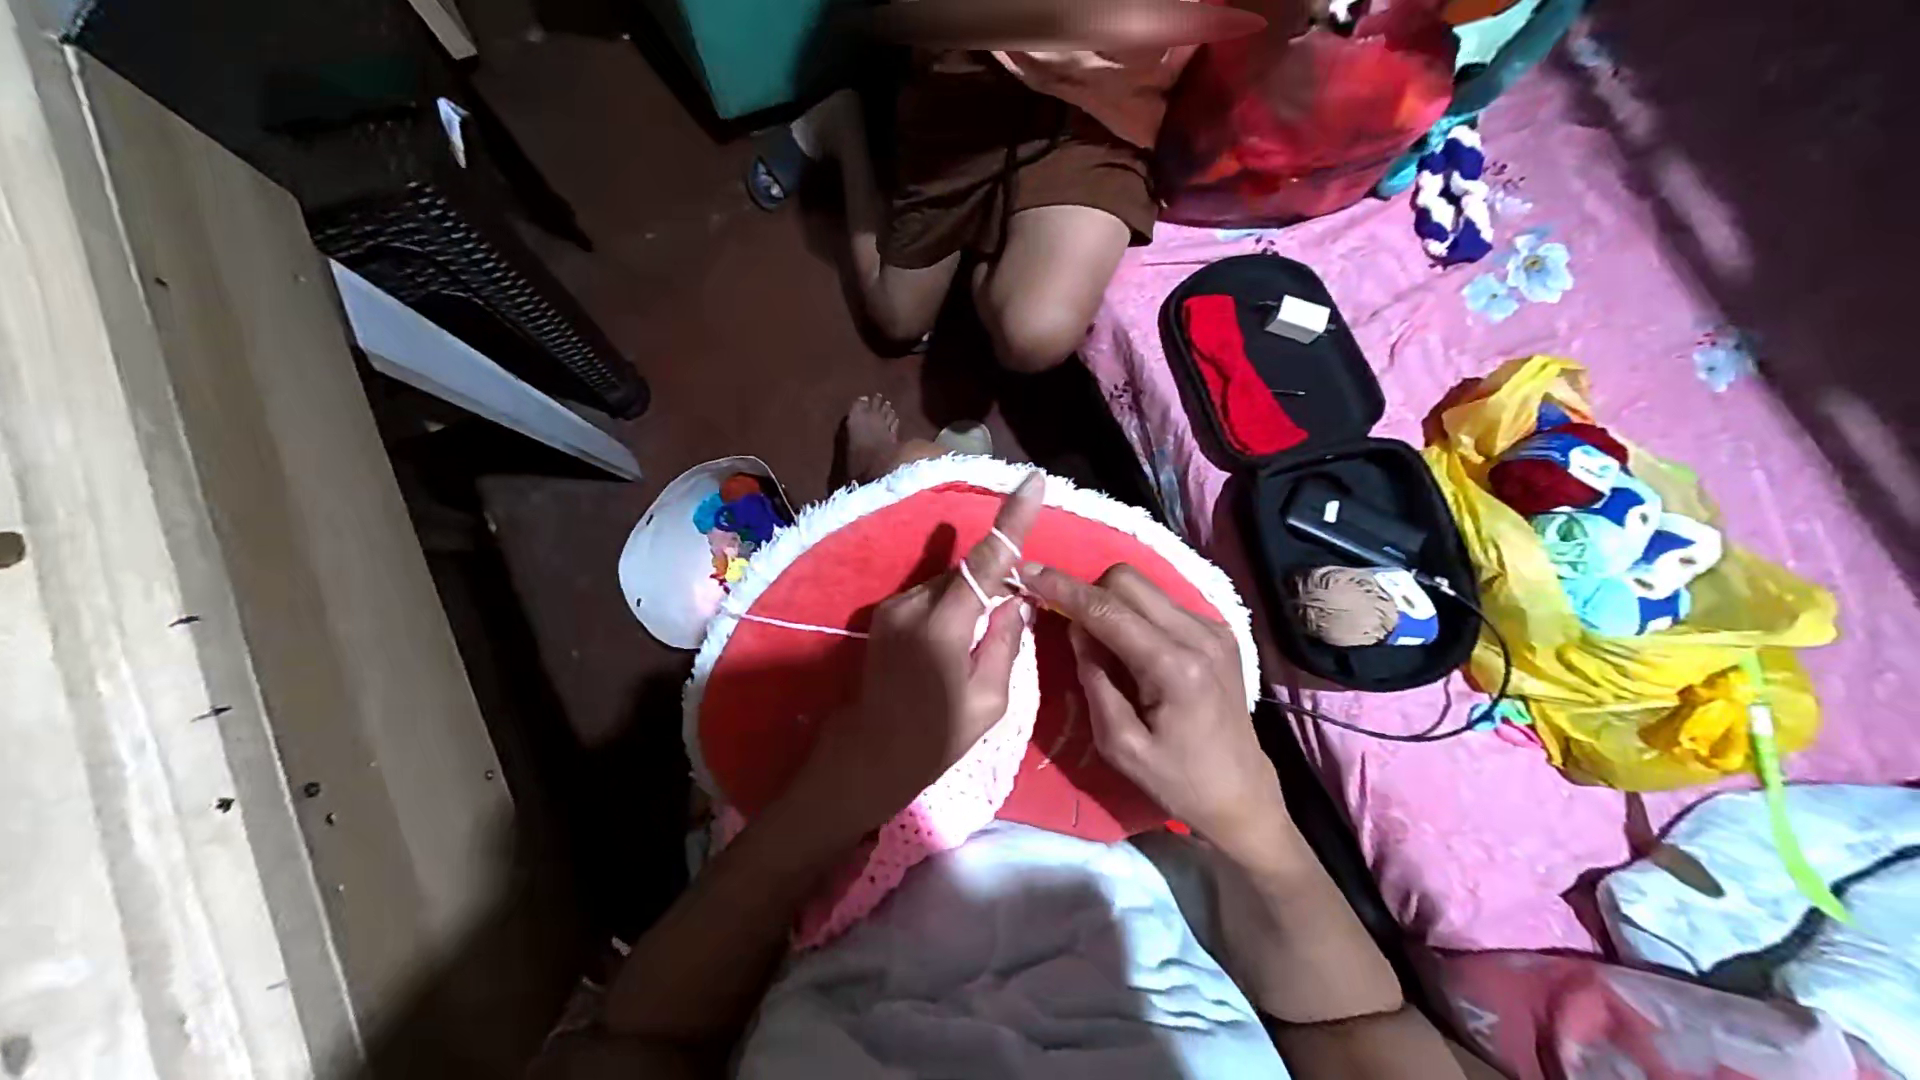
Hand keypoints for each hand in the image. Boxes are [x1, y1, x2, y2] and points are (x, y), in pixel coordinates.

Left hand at [789, 472, 1045, 836]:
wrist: (865, 756)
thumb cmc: (934, 739)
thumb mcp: (988, 703)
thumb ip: (1006, 643)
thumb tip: (1016, 599)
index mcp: (943, 628)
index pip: (985, 563)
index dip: (1012, 521)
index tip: (1032, 481)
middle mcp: (913, 605)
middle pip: (967, 573)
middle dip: (991, 584)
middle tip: (1006, 622)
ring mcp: (893, 607)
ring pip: (947, 584)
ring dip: (968, 599)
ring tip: (969, 649)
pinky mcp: (883, 613)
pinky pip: (929, 596)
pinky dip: (949, 607)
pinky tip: (948, 646)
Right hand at [1023, 563, 1293, 857]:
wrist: (1241, 793)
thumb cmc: (1176, 780)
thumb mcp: (1118, 744)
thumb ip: (1093, 679)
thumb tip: (1076, 628)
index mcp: (1174, 667)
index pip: (1107, 610)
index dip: (1064, 589)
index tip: (1029, 573)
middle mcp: (1199, 635)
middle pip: (1127, 580)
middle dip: (1090, 594)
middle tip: (1072, 628)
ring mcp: (1214, 628)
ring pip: (1145, 585)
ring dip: (1113, 602)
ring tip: (1104, 645)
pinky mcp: (1220, 631)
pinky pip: (1163, 602)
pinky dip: (1137, 614)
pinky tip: (1134, 650)